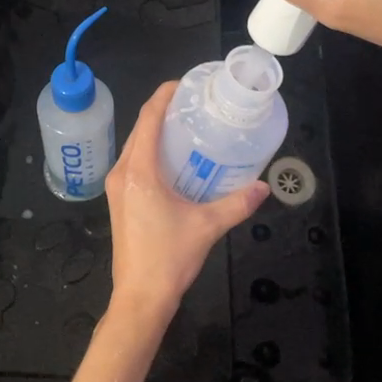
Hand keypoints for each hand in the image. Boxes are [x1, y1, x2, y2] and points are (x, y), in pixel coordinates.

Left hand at [104, 82, 268, 325]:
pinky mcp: (119, 201)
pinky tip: (175, 159)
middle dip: (162, 112)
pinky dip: (151, 152)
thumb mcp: (207, 227)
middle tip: (193, 104)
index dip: (163, 96)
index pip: (147, 120)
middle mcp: (122, 173)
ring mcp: (117, 188)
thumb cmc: (168, 259)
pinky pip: (134, 163)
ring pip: (135, 147)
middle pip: (139, 130)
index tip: (183, 83)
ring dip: (156, 133)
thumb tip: (264, 188)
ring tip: (187, 126)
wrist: (140, 298)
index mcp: (138, 172)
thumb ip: (237, 203)